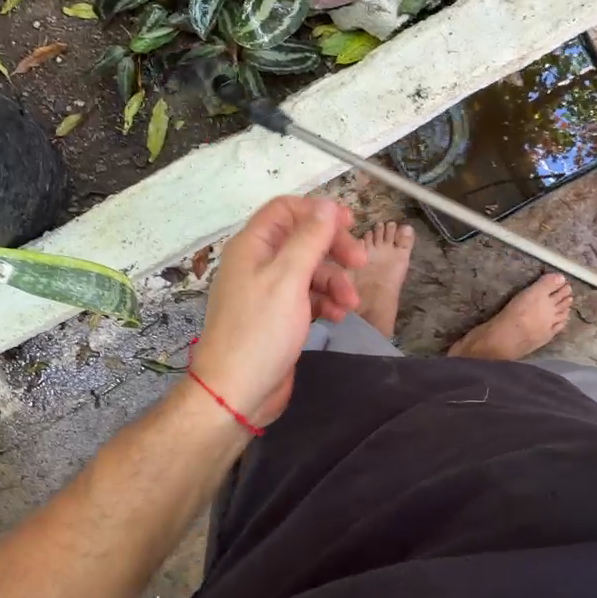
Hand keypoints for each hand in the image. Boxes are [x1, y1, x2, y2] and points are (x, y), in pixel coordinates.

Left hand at [189, 196, 366, 428]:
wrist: (237, 392)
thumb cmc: (260, 330)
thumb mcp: (288, 278)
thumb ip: (309, 239)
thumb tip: (327, 205)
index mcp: (252, 246)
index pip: (285, 210)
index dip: (317, 212)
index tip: (350, 223)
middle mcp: (258, 264)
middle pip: (302, 239)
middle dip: (333, 249)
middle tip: (360, 262)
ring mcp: (268, 292)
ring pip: (309, 270)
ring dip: (334, 281)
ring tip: (350, 303)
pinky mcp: (279, 317)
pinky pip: (307, 298)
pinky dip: (325, 302)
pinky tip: (337, 316)